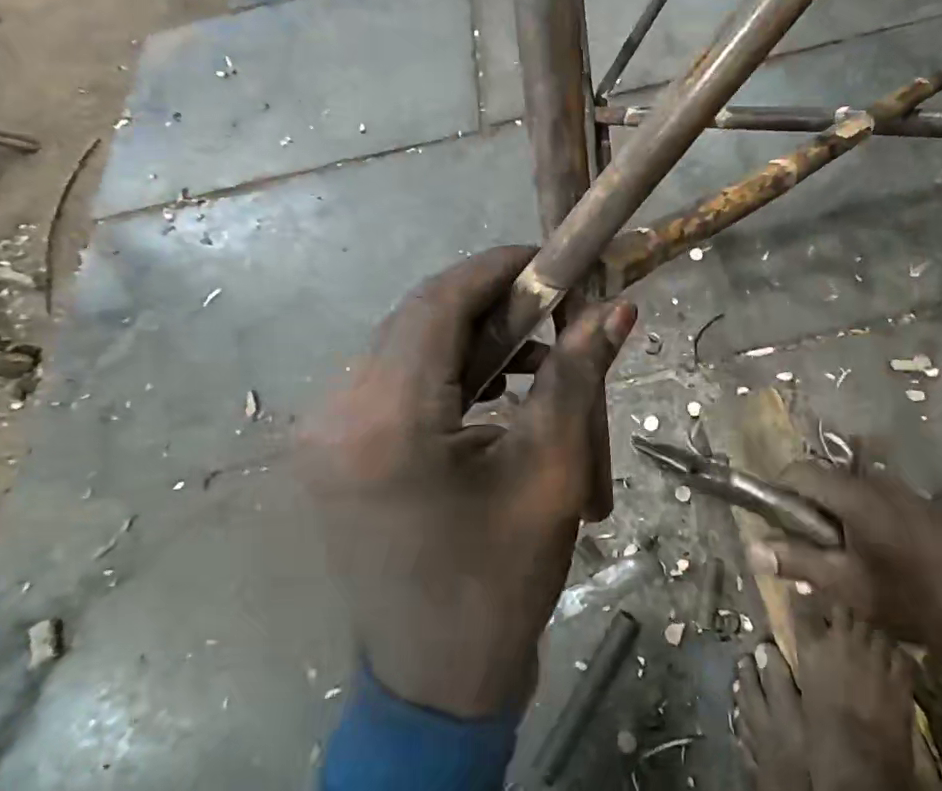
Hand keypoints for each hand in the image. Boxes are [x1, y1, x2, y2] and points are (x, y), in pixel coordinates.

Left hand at [296, 246, 636, 716]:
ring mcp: (324, 432)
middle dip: (485, 304)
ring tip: (530, 355)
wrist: (437, 680)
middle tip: (549, 308)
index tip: (547, 260)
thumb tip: (616, 309)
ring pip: (400, 347)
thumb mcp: (551, 473)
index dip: (495, 269)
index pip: (437, 303)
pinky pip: (387, 381)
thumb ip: (577, 377)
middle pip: (415, 319)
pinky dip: (438, 371)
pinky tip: (487, 388)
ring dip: (464, 338)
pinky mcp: (330, 448)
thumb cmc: (501, 584)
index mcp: (387, 420)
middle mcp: (338, 413)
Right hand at [748, 463, 941, 654]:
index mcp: (852, 496)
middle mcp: (872, 482)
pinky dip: (856, 522)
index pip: (797, 472)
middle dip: (803, 512)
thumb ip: (799, 562)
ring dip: (830, 520)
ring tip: (838, 562)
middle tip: (806, 553)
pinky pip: (868, 502)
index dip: (776, 492)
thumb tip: (753, 548)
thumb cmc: (916, 597)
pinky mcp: (915, 506)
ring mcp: (897, 491)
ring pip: (844, 494)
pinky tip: (870, 559)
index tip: (775, 526)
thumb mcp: (849, 587)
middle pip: (819, 482)